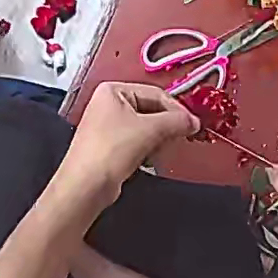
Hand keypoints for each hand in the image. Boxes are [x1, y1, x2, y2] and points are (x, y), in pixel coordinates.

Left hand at [55, 83, 198, 208]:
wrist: (85, 187)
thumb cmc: (109, 151)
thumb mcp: (149, 130)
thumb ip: (176, 121)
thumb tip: (193, 121)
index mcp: (113, 90)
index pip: (155, 94)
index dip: (176, 109)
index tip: (193, 123)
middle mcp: (109, 104)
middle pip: (151, 109)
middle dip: (166, 126)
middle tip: (181, 136)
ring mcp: (108, 125)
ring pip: (147, 126)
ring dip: (158, 139)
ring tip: (160, 149)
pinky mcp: (111, 145)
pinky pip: (138, 140)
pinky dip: (148, 148)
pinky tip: (149, 158)